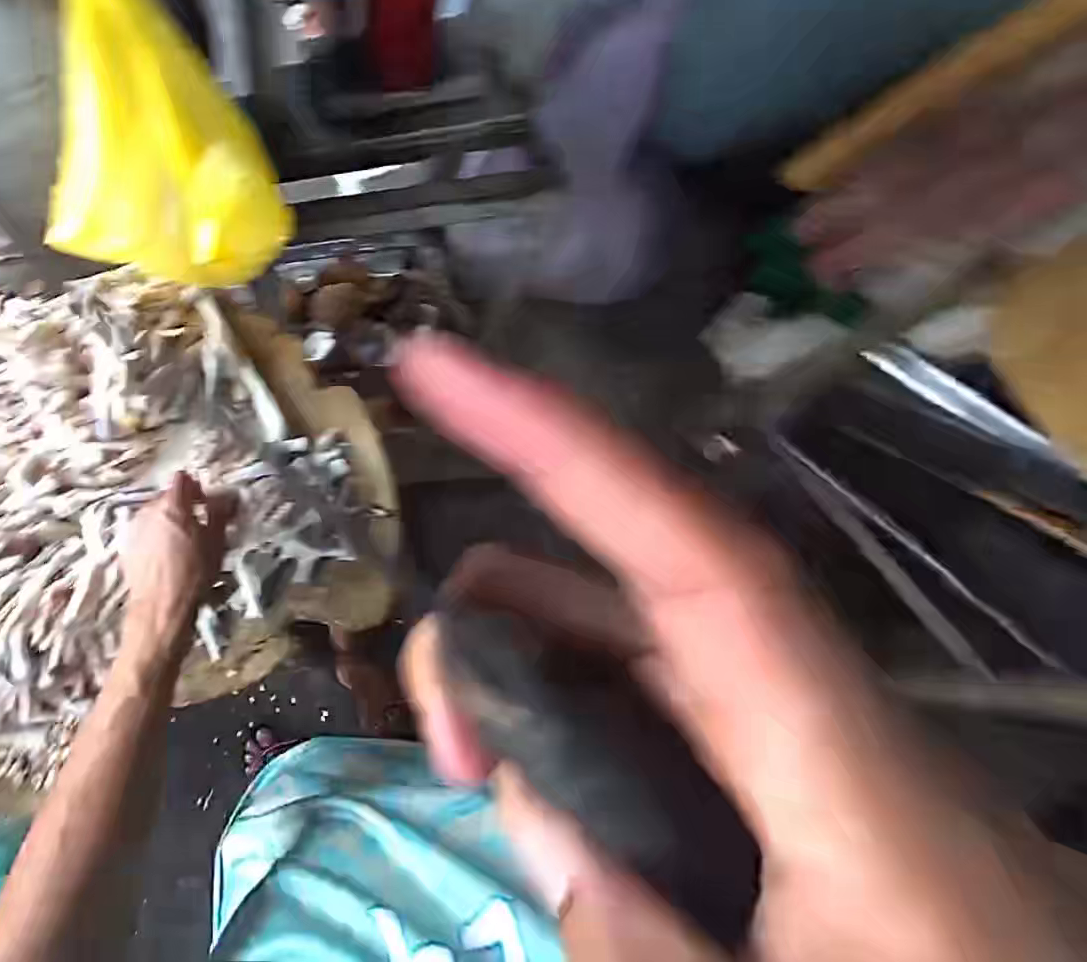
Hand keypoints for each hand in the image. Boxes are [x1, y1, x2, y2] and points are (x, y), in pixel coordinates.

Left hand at [120, 472, 233, 667]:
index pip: (182, 479)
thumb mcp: (216, 543)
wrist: (160, 609)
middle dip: (183, 507)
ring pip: (155, 515)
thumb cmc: (193, 575)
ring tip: (183, 546)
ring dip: (169, 523)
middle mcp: (148, 510)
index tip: (207, 504)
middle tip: (199, 527)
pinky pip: (145, 533)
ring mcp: (134, 528)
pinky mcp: (126, 547)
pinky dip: (155, 539)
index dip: (197, 488)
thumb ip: (221, 513)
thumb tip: (228, 496)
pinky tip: (166, 559)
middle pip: (167, 497)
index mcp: (171, 504)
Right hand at [391, 332, 1082, 960]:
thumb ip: (643, 940)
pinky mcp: (724, 743)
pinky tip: (515, 779)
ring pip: (572, 625)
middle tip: (444, 751)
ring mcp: (746, 715)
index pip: (683, 547)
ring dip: (489, 673)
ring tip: (469, 774)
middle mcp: (780, 697)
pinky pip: (589, 679)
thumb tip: (526, 815)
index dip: (559, 443)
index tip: (445, 371)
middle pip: (585, 583)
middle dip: (474, 622)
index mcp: (832, 751)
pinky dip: (524, 703)